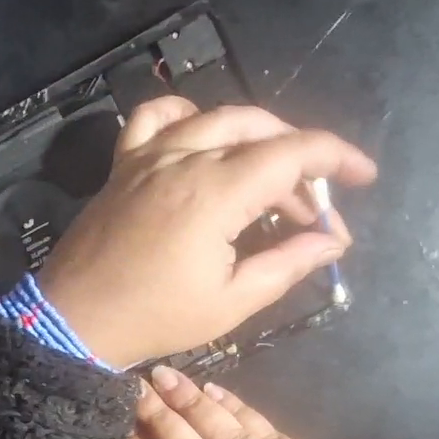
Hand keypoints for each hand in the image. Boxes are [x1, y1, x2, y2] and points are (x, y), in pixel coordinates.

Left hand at [38, 97, 376, 368]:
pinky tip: (204, 138)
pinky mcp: (124, 163)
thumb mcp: (231, 302)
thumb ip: (287, 264)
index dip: (337, 159)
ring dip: (256, 140)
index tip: (364, 177)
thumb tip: (332, 241)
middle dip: (299, 164)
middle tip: (310, 213)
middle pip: (261, 132)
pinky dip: (189, 117)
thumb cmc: (155, 318)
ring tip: (271, 182)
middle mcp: (184, 157)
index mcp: (216, 191)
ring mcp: (149, 155)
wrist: (75, 322)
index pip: (293, 153)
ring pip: (216, 117)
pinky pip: (157, 117)